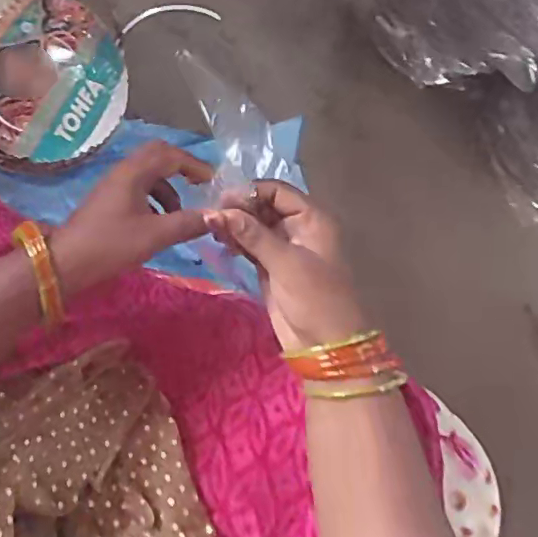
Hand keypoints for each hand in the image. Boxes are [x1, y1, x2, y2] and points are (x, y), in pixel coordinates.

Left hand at [51, 142, 213, 294]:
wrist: (67, 262)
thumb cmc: (111, 244)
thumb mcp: (155, 235)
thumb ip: (187, 223)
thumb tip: (216, 216)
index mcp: (134, 172)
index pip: (170, 155)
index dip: (195, 164)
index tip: (213, 180)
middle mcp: (123, 171)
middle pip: (157, 156)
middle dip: (181, 168)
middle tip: (199, 185)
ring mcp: (113, 185)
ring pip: (147, 174)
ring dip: (168, 187)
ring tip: (179, 213)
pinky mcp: (108, 200)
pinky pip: (138, 188)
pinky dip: (154, 198)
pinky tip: (159, 222)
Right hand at [204, 181, 366, 350]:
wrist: (326, 345)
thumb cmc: (314, 298)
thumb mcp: (284, 262)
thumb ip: (251, 234)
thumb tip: (215, 212)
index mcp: (312, 219)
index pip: (278, 191)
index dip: (250, 192)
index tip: (221, 200)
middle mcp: (299, 227)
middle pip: (264, 205)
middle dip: (239, 208)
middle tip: (211, 216)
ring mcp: (284, 247)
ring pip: (255, 225)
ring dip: (234, 224)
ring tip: (212, 229)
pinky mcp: (272, 265)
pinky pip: (251, 244)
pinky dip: (236, 241)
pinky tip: (220, 241)